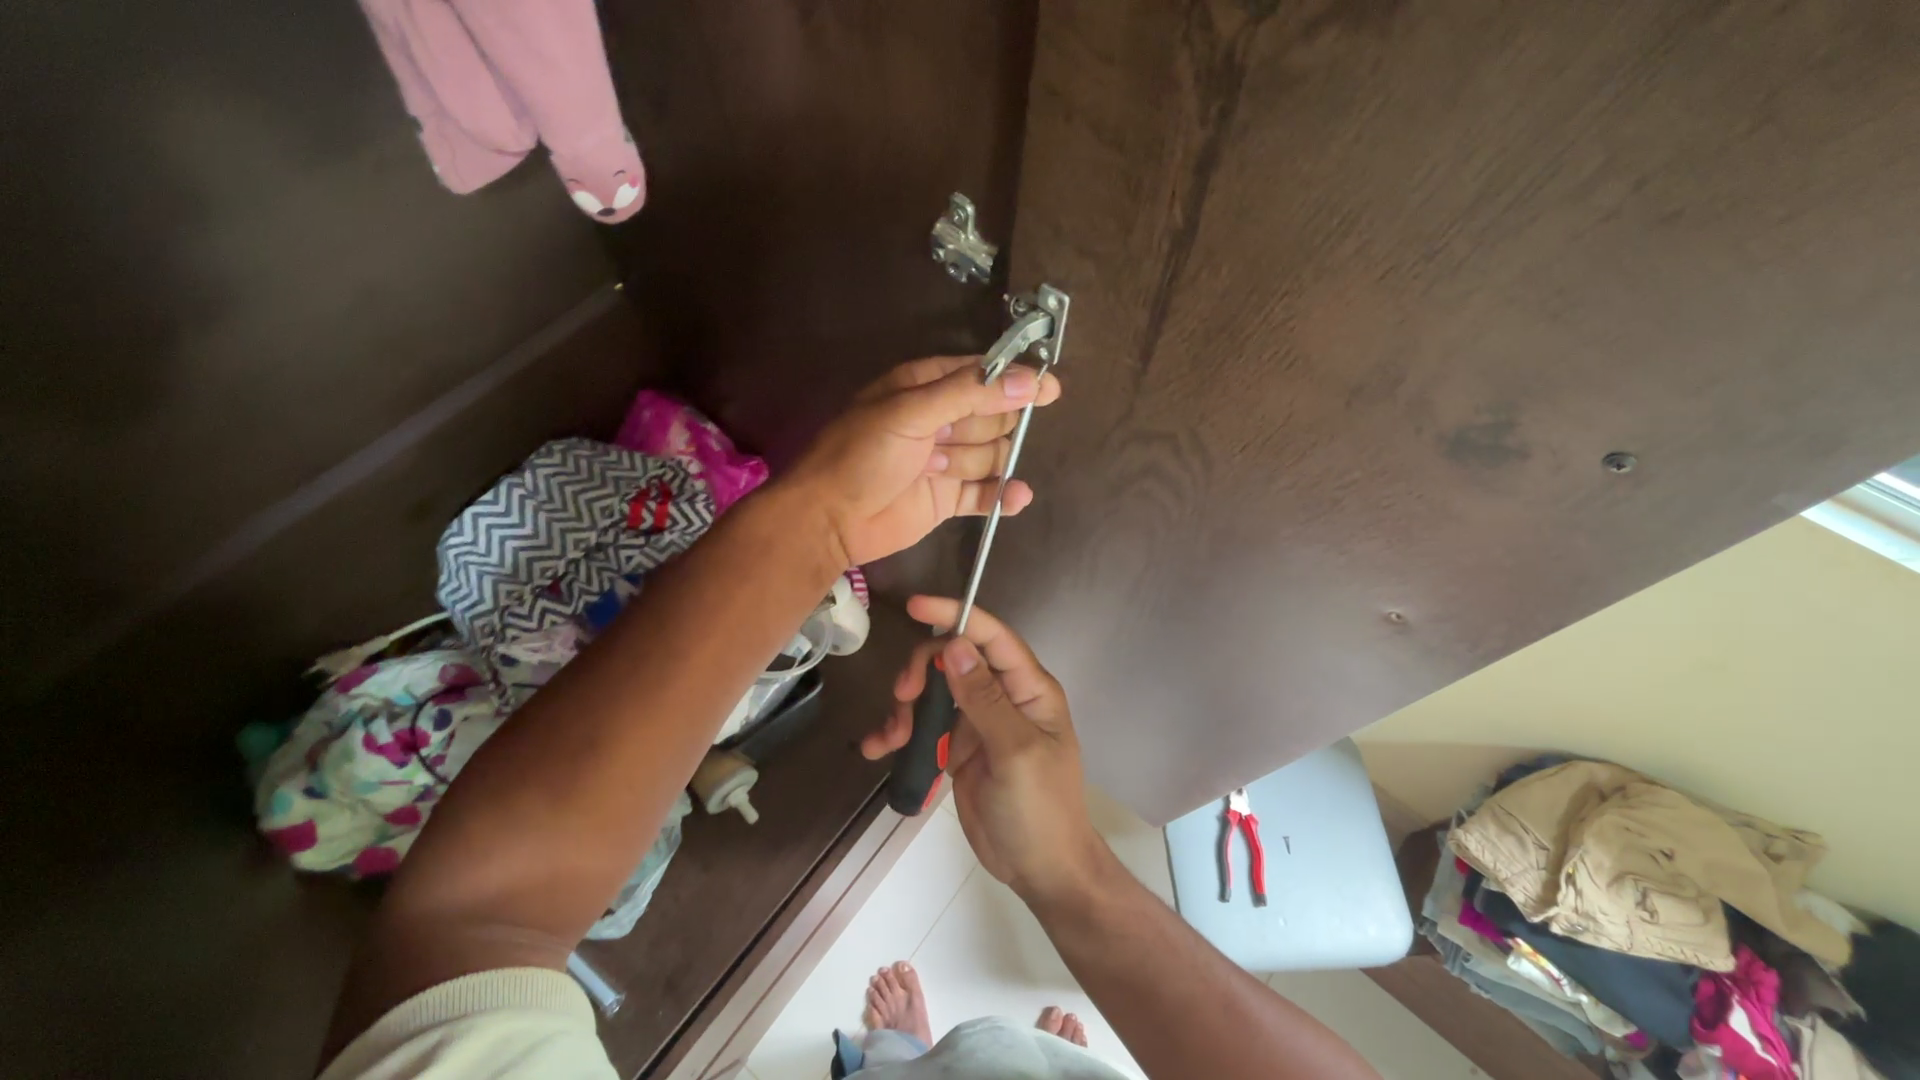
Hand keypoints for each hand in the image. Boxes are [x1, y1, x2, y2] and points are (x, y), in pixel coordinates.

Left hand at [789, 356, 1060, 566]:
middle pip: (991, 416)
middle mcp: (938, 420)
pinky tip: (1015, 496)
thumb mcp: (910, 412)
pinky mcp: (947, 499)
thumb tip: (1031, 381)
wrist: (829, 518)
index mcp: (923, 387)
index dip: (1013, 381)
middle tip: (951, 439)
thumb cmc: (862, 455)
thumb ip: (971, 394)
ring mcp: (944, 461)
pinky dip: (1001, 495)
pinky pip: (986, 493)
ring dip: (979, 462)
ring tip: (940, 471)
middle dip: (984, 427)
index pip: (980, 375)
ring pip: (991, 454)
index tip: (1048, 390)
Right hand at [862, 597, 1114, 907]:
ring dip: (906, 707)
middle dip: (922, 671)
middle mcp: (1003, 697)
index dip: (956, 615)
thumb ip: (984, 699)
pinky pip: (924, 729)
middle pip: (953, 660)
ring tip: (890, 737)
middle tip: (902, 697)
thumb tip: (954, 646)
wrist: (1041, 871)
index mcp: (1029, 689)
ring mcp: (979, 723)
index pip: (991, 637)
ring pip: (933, 693)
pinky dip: (901, 735)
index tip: (916, 605)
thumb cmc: (1041, 810)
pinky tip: (878, 748)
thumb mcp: (1015, 752)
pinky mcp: (958, 749)